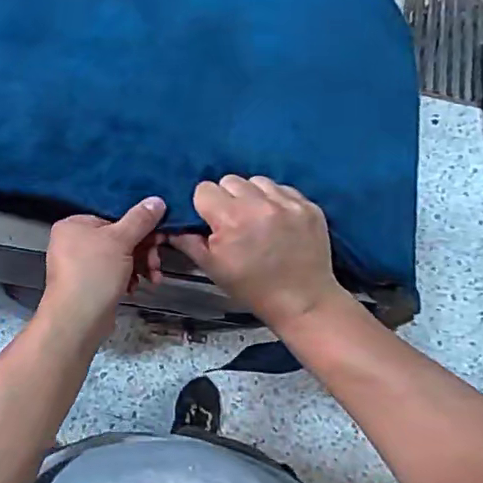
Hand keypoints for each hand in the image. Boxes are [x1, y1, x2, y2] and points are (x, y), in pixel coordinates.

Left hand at [39, 196, 166, 347]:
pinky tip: (135, 287)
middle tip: (156, 262)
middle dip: (143, 250)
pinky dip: (127, 278)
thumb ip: (140, 219)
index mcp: (74, 224)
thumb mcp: (121, 240)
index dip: (138, 225)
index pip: (112, 216)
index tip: (158, 235)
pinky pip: (113, 273)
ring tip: (152, 277)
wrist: (77, 320)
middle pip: (118, 237)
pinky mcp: (88, 284)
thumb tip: (157, 200)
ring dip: (140, 265)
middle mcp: (73, 241)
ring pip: (119, 257)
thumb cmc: (94, 273)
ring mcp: (80, 265)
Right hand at [168, 175, 350, 327]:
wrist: (302, 301)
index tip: (211, 221)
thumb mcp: (213, 268)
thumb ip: (189, 242)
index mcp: (231, 219)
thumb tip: (173, 226)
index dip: (204, 205)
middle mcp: (260, 204)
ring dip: (252, 195)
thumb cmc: (252, 288)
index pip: (204, 189)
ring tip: (256, 218)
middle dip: (226, 198)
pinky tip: (276, 221)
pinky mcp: (309, 206)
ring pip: (257, 181)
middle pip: (230, 180)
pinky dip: (275, 200)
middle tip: (233, 222)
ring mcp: (288, 203)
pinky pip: (283, 189)